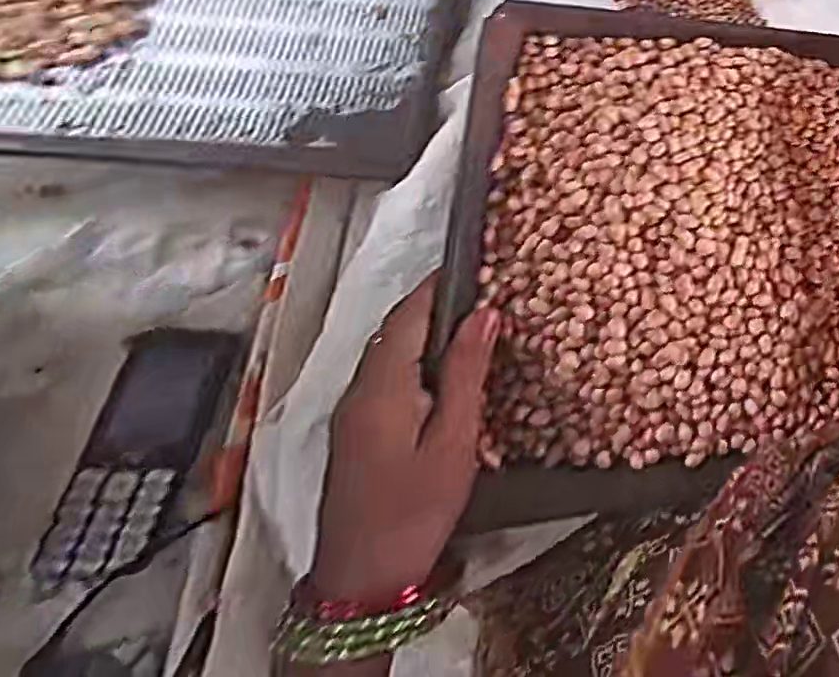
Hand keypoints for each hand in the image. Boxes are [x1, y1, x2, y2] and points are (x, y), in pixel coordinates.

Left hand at [309, 276, 497, 603]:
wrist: (364, 577)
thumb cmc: (418, 505)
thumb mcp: (455, 437)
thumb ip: (468, 372)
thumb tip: (484, 313)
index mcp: (381, 390)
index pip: (407, 318)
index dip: (437, 286)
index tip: (473, 261)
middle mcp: (358, 393)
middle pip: (394, 331)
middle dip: (434, 302)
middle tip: (484, 286)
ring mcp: (353, 413)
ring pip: (391, 352)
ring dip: (427, 328)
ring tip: (476, 317)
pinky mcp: (359, 429)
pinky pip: (389, 374)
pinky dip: (419, 354)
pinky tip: (450, 364)